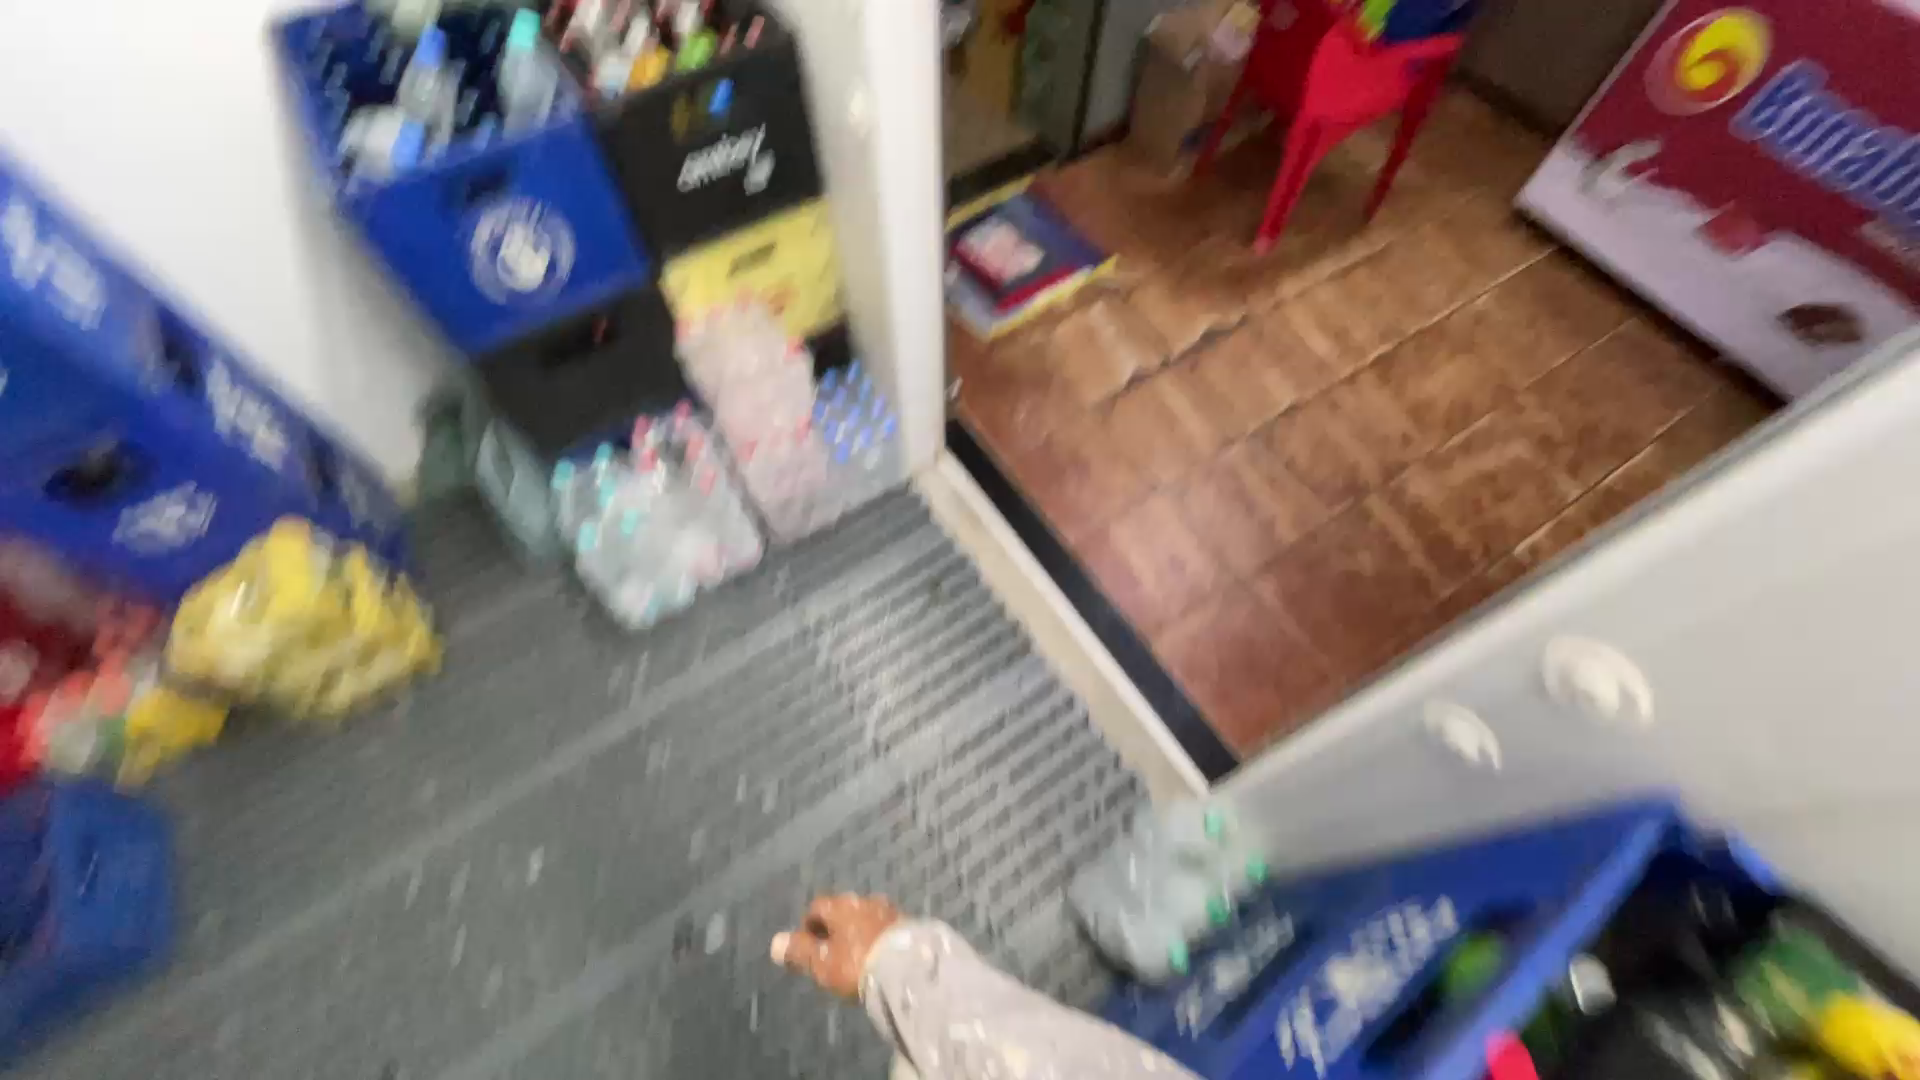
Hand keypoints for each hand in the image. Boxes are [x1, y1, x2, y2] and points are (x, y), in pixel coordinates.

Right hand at [770, 893, 901, 997]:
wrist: (908, 967)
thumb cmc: (857, 964)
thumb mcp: (822, 963)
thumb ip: (800, 951)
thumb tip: (775, 941)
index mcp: (841, 905)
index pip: (817, 907)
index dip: (808, 926)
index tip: (807, 947)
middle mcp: (864, 900)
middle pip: (842, 910)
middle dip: (835, 928)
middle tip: (831, 953)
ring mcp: (888, 909)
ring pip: (865, 917)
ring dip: (857, 931)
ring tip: (855, 956)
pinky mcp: (906, 923)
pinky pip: (884, 927)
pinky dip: (876, 937)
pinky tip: (877, 956)